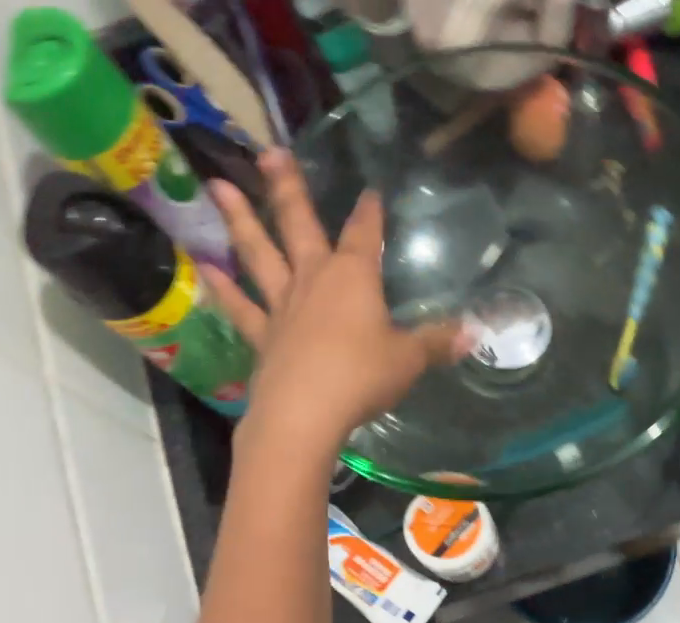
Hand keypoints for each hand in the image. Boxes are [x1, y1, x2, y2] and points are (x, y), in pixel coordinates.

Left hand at [199, 151, 460, 447]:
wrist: (304, 413)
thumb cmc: (362, 377)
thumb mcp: (409, 360)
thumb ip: (437, 343)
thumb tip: (475, 333)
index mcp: (353, 277)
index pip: (364, 233)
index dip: (369, 211)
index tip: (371, 190)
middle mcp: (313, 280)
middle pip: (298, 224)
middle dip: (287, 187)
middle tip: (270, 151)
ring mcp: (281, 306)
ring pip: (258, 253)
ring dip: (239, 219)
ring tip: (218, 186)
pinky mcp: (261, 336)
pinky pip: (239, 307)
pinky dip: (222, 288)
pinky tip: (205, 268)